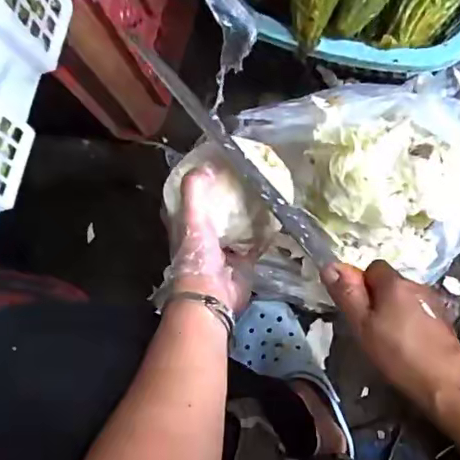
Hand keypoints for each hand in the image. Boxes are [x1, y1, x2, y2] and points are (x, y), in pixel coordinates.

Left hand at [167, 167, 252, 312]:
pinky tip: (275, 216)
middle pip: (214, 213)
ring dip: (246, 213)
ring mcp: (225, 250)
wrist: (212, 294)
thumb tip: (206, 166)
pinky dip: (265, 232)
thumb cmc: (196, 256)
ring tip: (259, 189)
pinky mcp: (244, 261)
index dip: (193, 186)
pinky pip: (256, 243)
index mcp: (185, 227)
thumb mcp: (191, 218)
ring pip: (236, 226)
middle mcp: (204, 238)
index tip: (207, 167)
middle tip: (240, 175)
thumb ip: (194, 191)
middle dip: (225, 197)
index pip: (185, 202)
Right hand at [324, 260, 459, 417]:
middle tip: (368, 328)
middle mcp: (417, 285)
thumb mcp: (363, 326)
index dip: (360, 285)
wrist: (445, 382)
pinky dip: (409, 323)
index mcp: (395, 283)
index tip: (356, 310)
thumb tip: (330, 265)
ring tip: (387, 340)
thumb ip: (347, 295)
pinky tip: (407, 346)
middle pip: (390, 283)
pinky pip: (418, 313)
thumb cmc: (398, 354)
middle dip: (377, 299)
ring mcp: (434, 303)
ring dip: (394, 312)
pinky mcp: (444, 321)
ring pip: (405, 299)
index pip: (373, 268)